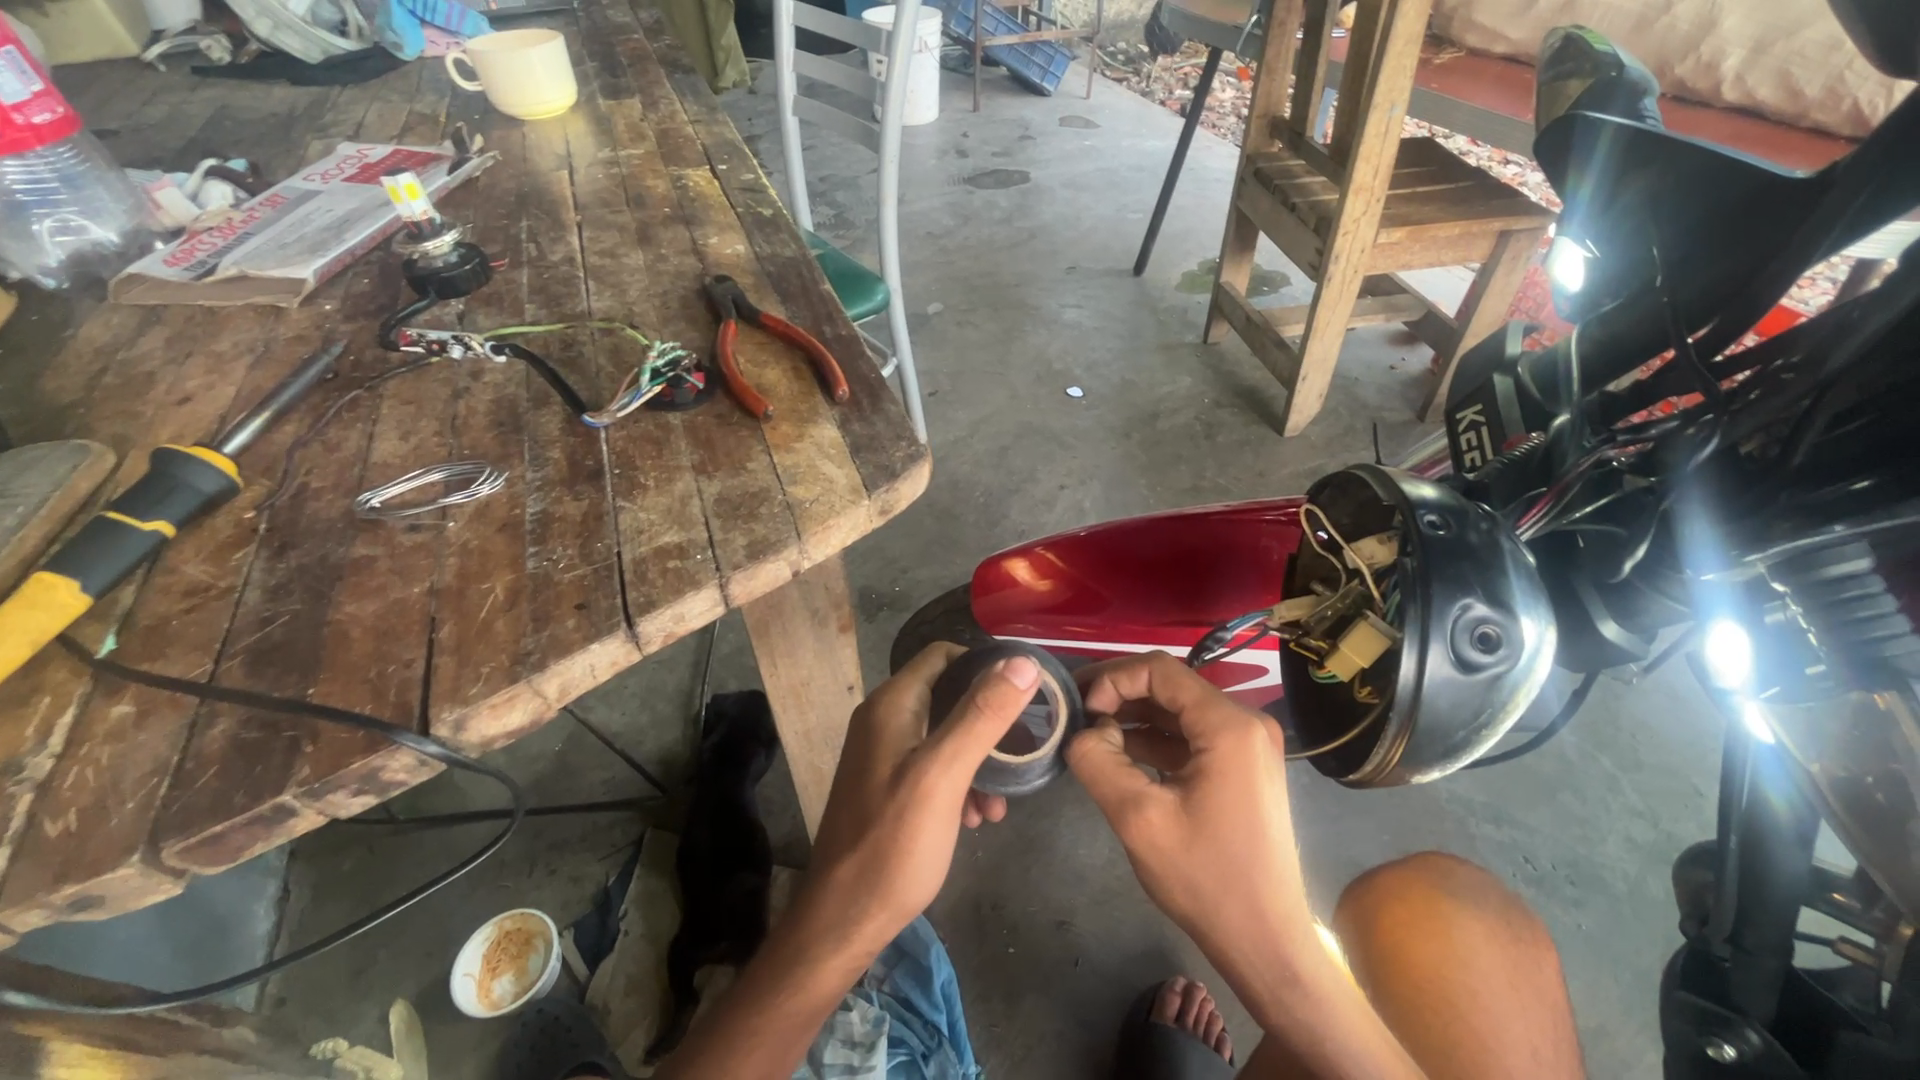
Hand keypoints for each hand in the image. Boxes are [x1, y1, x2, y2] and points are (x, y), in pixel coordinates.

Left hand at [801, 642, 1036, 949]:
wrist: (844, 917)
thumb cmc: (893, 844)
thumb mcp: (943, 775)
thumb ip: (981, 715)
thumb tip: (1023, 661)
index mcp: (892, 706)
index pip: (944, 656)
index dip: (986, 667)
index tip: (1026, 695)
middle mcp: (884, 720)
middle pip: (949, 696)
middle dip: (989, 721)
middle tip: (1025, 749)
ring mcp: (883, 755)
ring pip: (945, 735)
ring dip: (980, 758)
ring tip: (1001, 801)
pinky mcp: (888, 786)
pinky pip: (934, 766)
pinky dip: (961, 782)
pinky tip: (978, 818)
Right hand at [1066, 651, 1314, 960]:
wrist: (1264, 938)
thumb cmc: (1205, 878)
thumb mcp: (1139, 818)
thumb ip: (1099, 762)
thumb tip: (1081, 732)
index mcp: (1229, 725)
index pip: (1159, 670)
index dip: (1112, 679)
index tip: (1079, 710)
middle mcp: (1245, 723)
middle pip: (1170, 686)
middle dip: (1118, 695)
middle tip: (1074, 715)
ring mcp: (1247, 746)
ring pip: (1178, 711)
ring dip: (1133, 718)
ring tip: (1089, 735)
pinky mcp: (1241, 768)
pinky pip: (1190, 737)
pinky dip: (1154, 740)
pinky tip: (1120, 757)